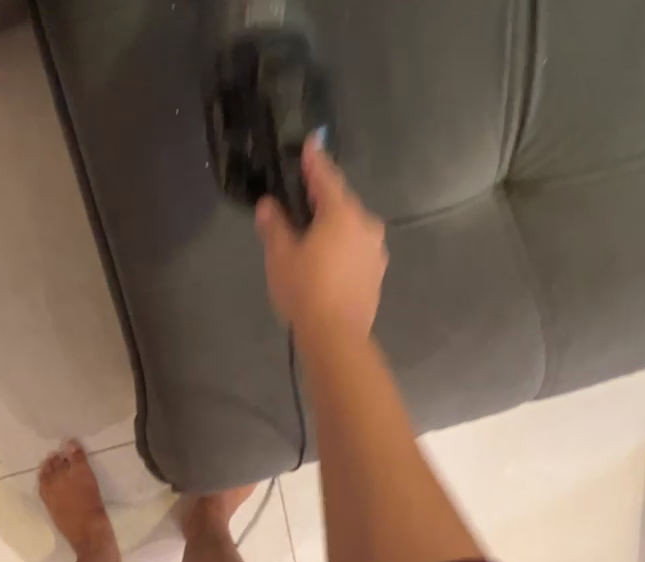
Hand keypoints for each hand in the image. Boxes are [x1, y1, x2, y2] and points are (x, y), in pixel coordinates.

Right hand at [253, 138, 387, 350]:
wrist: (336, 336)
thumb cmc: (305, 290)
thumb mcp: (280, 256)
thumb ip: (274, 227)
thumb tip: (268, 206)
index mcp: (341, 214)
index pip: (325, 178)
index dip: (314, 161)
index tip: (311, 143)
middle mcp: (365, 225)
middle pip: (340, 206)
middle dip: (320, 204)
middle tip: (300, 206)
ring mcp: (375, 252)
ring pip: (349, 232)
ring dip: (332, 232)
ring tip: (311, 243)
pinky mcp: (376, 275)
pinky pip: (355, 254)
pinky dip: (341, 253)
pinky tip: (325, 268)